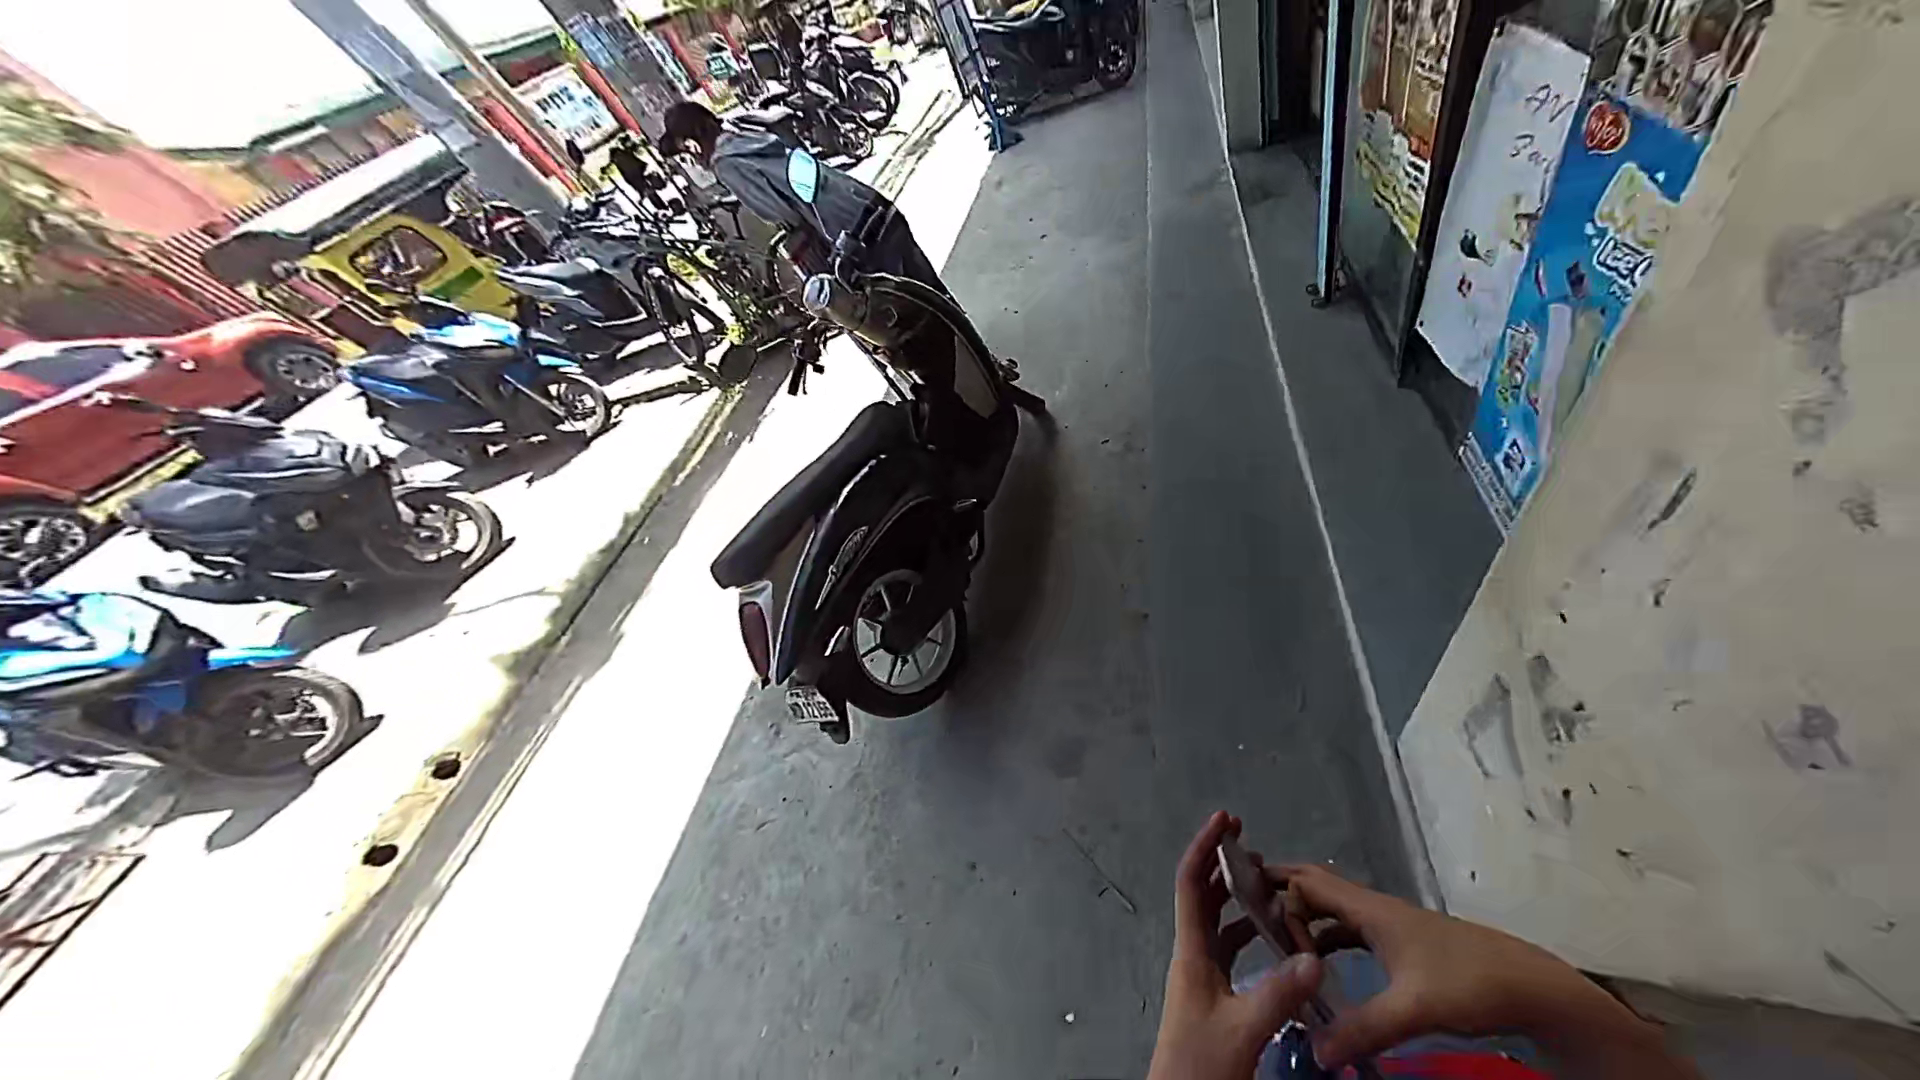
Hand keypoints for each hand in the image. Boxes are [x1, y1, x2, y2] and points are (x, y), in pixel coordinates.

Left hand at [1147, 812, 1325, 1079]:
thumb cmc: (1202, 1063)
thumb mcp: (1242, 1029)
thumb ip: (1277, 995)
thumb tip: (1314, 957)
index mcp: (1191, 950)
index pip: (1190, 882)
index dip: (1204, 847)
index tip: (1224, 819)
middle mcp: (1193, 952)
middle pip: (1202, 893)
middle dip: (1220, 862)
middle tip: (1249, 839)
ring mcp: (1203, 972)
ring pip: (1218, 920)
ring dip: (1236, 896)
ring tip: (1268, 880)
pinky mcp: (1216, 993)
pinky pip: (1230, 948)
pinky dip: (1248, 932)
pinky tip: (1273, 935)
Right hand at [1272, 863, 1697, 1078]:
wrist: (1535, 988)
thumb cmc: (1468, 983)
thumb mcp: (1413, 1009)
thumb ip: (1363, 1029)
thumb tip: (1317, 1052)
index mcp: (1368, 909)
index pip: (1306, 882)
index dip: (1276, 889)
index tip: (1252, 908)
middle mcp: (1373, 908)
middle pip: (1315, 886)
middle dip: (1281, 891)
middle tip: (1249, 907)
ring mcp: (1389, 924)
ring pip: (1332, 908)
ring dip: (1304, 917)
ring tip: (1277, 938)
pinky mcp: (1403, 943)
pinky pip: (1349, 928)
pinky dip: (1327, 936)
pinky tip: (1323, 961)